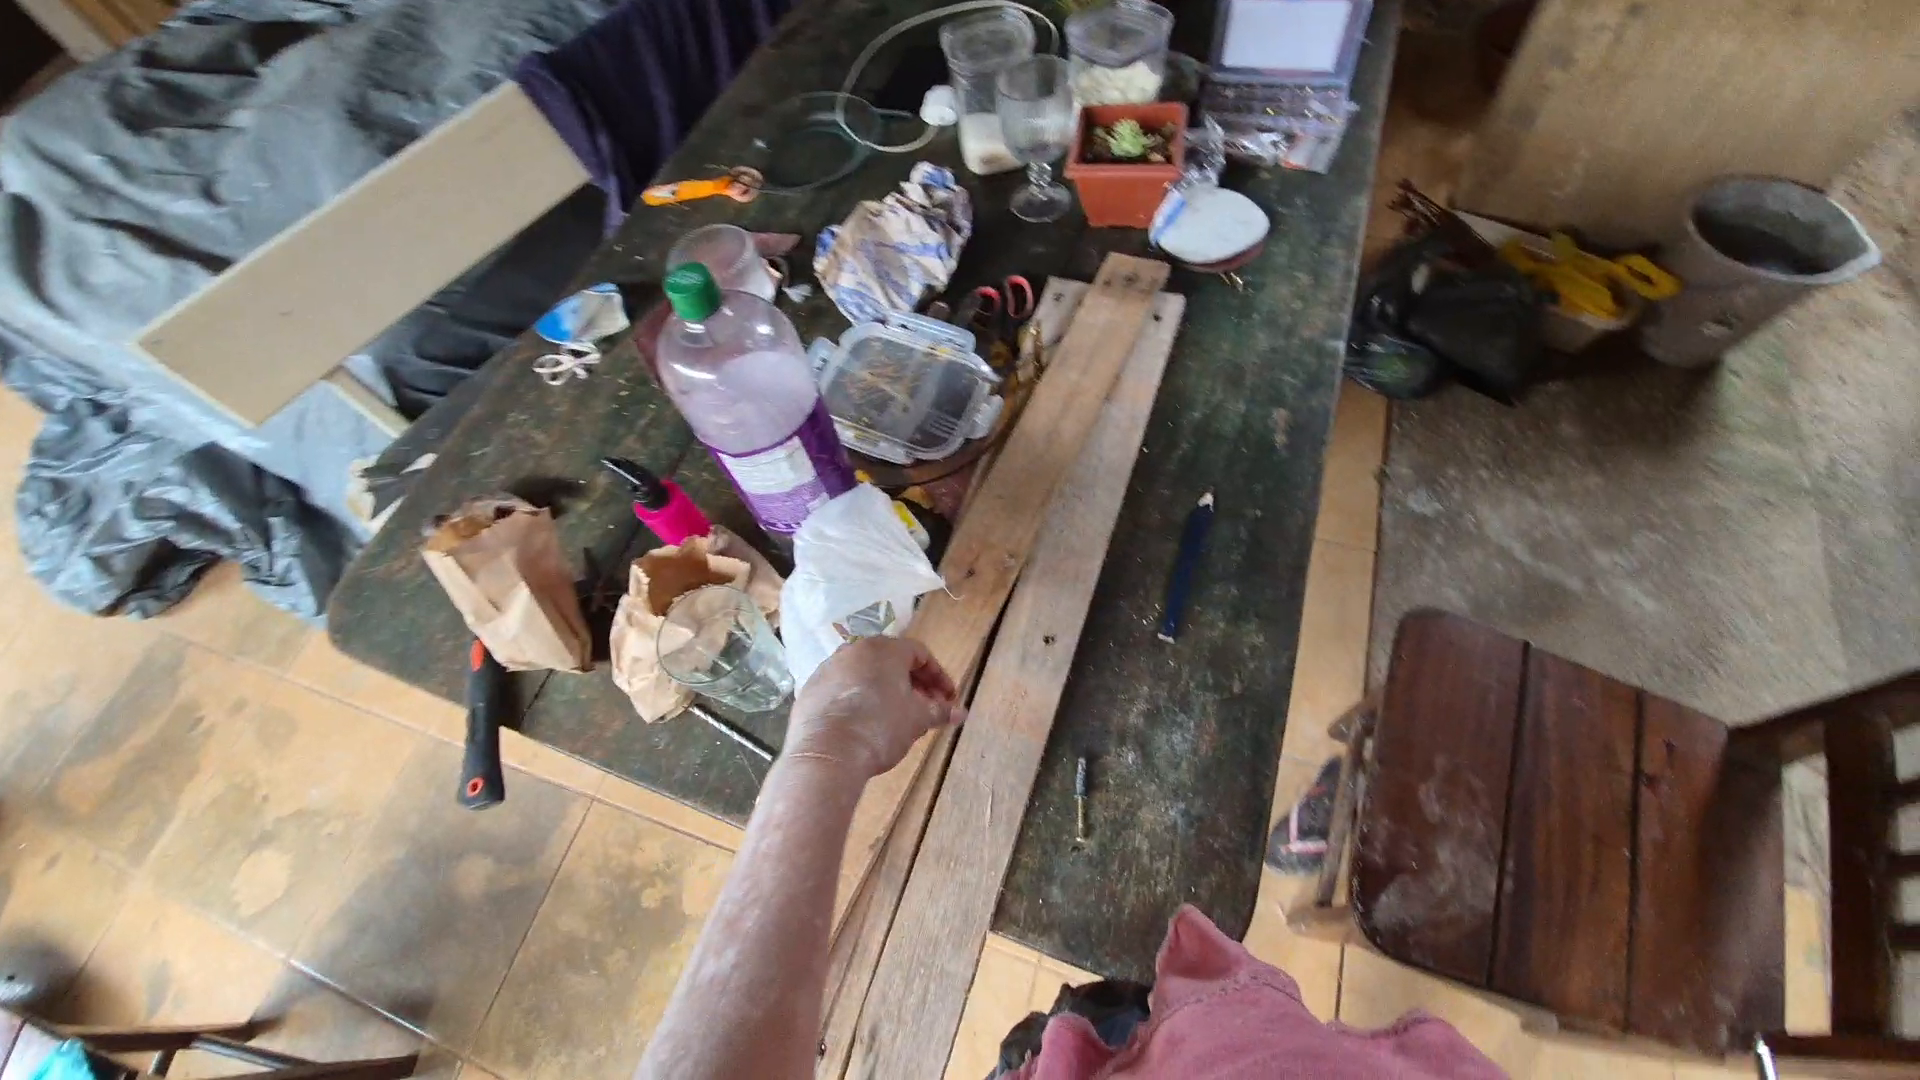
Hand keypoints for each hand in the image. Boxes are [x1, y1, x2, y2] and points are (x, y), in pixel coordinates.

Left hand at [784, 637, 964, 778]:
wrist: (827, 753)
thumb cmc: (880, 727)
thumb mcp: (917, 719)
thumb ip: (940, 711)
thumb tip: (961, 712)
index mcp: (884, 649)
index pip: (920, 654)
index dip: (938, 677)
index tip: (948, 700)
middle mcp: (854, 650)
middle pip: (892, 662)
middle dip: (913, 685)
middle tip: (927, 709)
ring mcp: (828, 668)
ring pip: (865, 674)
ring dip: (885, 692)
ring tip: (897, 718)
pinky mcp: (810, 689)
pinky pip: (843, 689)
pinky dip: (859, 700)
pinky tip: (865, 724)